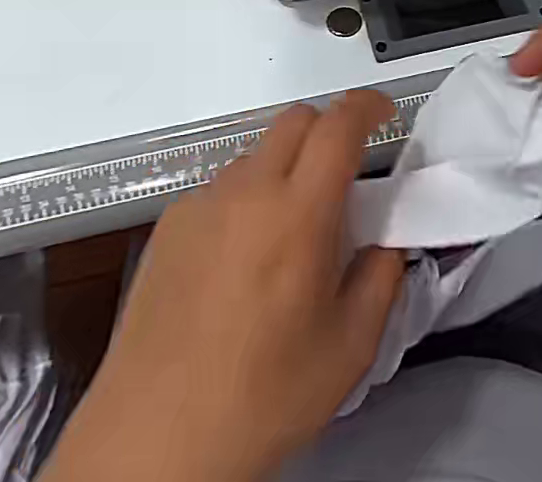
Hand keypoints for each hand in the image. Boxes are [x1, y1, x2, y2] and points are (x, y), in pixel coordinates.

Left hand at [39, 91, 404, 481]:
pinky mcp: (171, 222)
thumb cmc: (260, 397)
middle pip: (295, 120)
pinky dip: (247, 198)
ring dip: (286, 168)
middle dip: (329, 130)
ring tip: (290, 232)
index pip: (338, 125)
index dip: (367, 106)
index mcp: (297, 214)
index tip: (382, 113)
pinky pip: (222, 187)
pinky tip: (243, 259)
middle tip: (344, 177)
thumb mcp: (350, 346)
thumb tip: (385, 242)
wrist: (156, 437)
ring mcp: (202, 203)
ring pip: (257, 153)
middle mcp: (246, 193)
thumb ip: (381, 276)